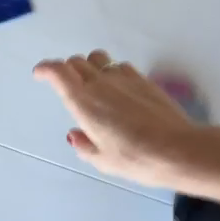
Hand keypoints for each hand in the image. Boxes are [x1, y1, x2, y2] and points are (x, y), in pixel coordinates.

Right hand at [33, 50, 219, 191]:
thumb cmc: (136, 158)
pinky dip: (112, 72)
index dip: (45, 69)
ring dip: (89, 66)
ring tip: (93, 82)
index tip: (40, 74)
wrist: (179, 150)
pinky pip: (119, 66)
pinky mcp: (142, 79)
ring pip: (97, 59)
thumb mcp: (104, 161)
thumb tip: (76, 135)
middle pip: (76, 62)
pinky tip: (119, 88)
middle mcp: (99, 83)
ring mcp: (122, 78)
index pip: (57, 71)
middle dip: (67, 70)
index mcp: (83, 101)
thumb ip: (85, 146)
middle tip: (68, 85)